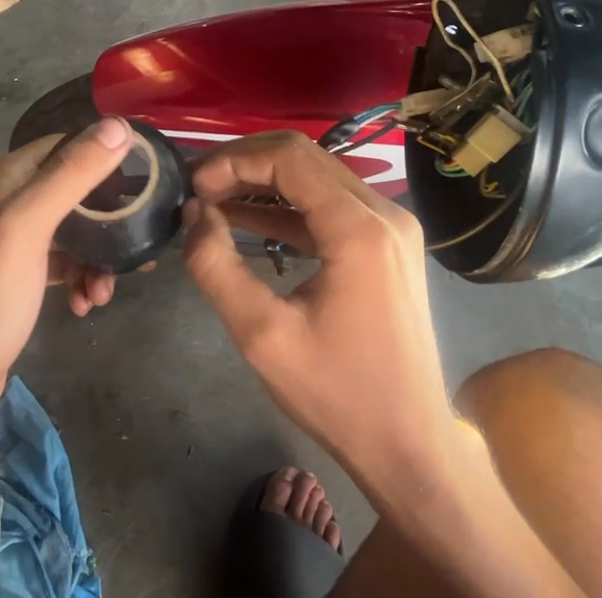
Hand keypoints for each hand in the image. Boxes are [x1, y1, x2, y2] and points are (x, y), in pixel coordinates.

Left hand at [0, 117, 138, 417]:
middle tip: (140, 243)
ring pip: (75, 232)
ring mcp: (12, 241)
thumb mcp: (29, 227)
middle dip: (110, 218)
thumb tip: (118, 125)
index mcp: (6, 178)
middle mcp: (7, 201)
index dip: (107, 157)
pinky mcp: (19, 277)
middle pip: (76, 191)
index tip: (149, 180)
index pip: (67, 145)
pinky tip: (85, 305)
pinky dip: (80, 279)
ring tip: (106, 290)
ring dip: (99, 256)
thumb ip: (71, 174)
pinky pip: (63, 264)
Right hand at [183, 131, 458, 477]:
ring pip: (317, 175)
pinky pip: (331, 204)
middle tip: (196, 187)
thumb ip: (216, 266)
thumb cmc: (336, 394)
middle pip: (304, 157)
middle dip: (244, 164)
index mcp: (359, 229)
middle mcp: (385, 214)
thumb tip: (193, 213)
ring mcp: (392, 228)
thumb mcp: (261, 335)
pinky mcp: (388, 245)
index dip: (232, 162)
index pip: (288, 158)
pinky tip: (245, 219)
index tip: (192, 186)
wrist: (409, 444)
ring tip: (210, 199)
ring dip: (263, 181)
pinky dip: (286, 206)